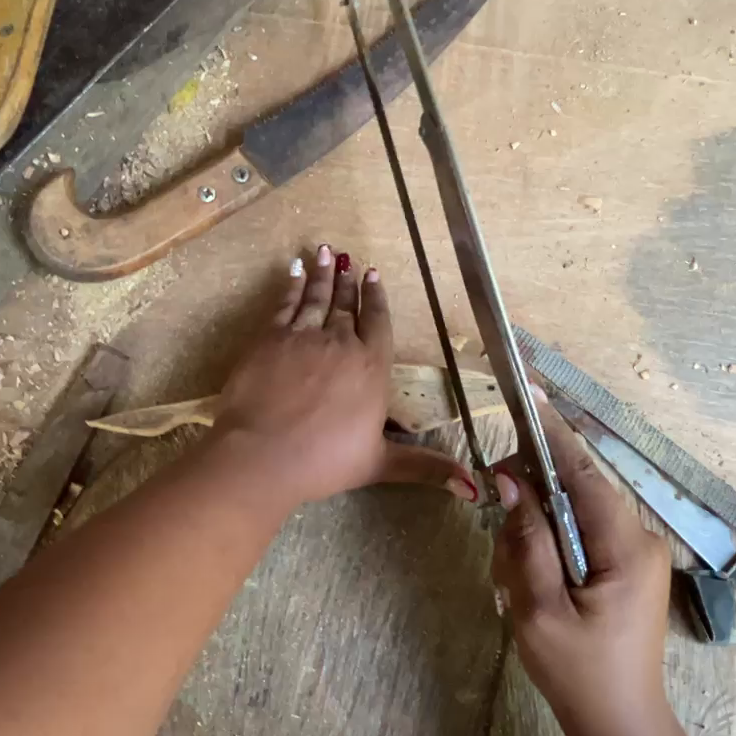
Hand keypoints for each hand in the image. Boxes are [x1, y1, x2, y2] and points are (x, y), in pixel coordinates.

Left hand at [211, 245, 476, 507]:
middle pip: (347, 306)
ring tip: (324, 252)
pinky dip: (290, 285)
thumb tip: (472, 484)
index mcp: (371, 368)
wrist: (264, 453)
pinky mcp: (269, 338)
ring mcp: (303, 337)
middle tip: (348, 260)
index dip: (376, 298)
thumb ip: (424, 466)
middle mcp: (340, 343)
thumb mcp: (379, 464)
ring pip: (316, 298)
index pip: (378, 323)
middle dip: (349, 282)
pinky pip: (284, 304)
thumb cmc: (324, 461)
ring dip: (322, 275)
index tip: (374, 275)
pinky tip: (293, 271)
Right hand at [492, 399, 672, 727]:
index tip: (526, 399)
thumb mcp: (538, 607)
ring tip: (518, 589)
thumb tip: (511, 483)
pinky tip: (533, 588)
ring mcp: (635, 555)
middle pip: (575, 493)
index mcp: (625, 545)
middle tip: (503, 553)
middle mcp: (638, 540)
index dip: (551, 436)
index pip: (582, 474)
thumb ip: (525, 541)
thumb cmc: (578, 672)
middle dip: (532, 506)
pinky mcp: (625, 570)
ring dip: (536, 538)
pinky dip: (549, 551)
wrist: (620, 726)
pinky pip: (580, 539)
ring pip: (573, 517)